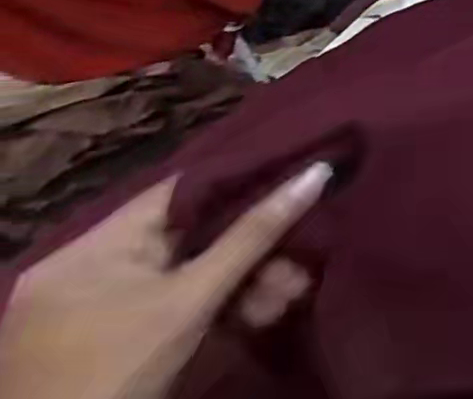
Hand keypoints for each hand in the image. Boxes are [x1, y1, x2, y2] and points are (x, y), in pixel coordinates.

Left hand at [0, 163, 330, 398]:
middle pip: (196, 231)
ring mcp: (96, 299)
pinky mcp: (109, 326)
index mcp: (92, 249)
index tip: (302, 172)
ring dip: (249, 275)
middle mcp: (88, 265)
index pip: (185, 188)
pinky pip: (178, 292)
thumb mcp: (197, 297)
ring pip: (194, 265)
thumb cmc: (119, 367)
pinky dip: (221, 298)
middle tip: (306, 252)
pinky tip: (260, 313)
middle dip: (258, 244)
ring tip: (288, 296)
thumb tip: (319, 170)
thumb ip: (258, 230)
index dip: (247, 176)